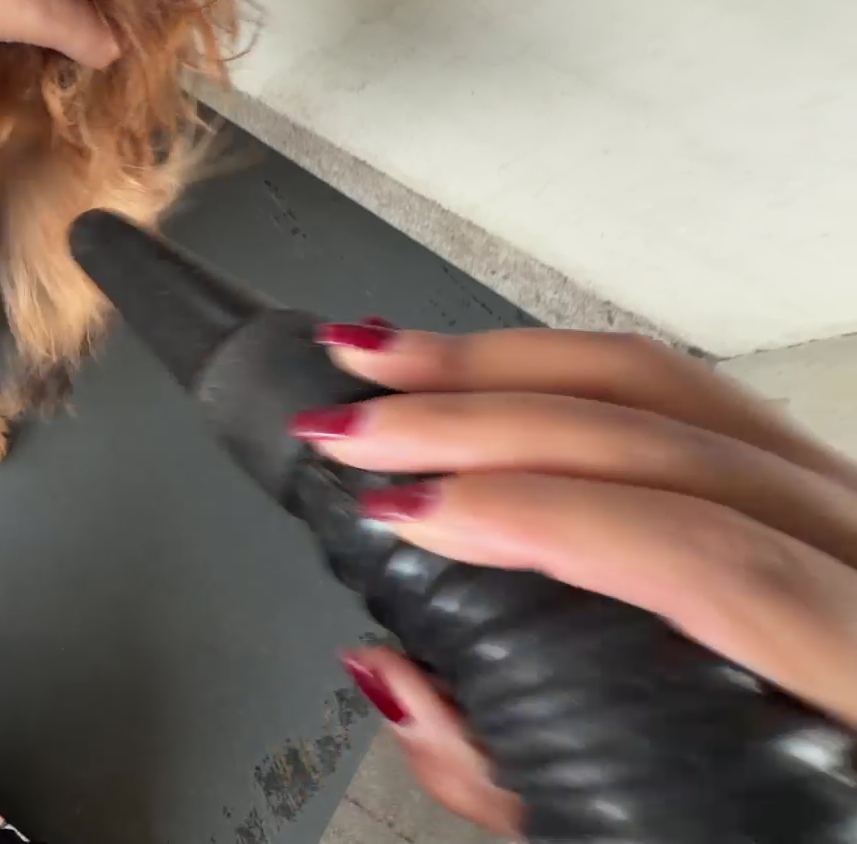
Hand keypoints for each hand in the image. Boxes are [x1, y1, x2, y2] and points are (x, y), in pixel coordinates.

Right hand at [296, 324, 856, 836]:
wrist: (853, 740)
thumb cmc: (762, 804)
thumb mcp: (632, 826)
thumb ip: (503, 770)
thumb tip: (384, 673)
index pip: (701, 559)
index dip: (532, 517)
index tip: (402, 513)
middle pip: (656, 442)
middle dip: (468, 424)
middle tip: (345, 431)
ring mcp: (827, 491)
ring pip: (648, 380)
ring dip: (480, 363)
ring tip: (369, 360)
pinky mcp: (774, 454)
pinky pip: (648, 375)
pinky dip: (525, 355)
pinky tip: (443, 358)